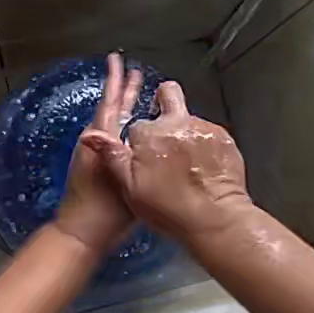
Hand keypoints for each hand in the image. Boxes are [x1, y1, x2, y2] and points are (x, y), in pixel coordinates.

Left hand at [51, 53, 144, 252]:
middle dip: (124, 88)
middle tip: (135, 71)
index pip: (111, 102)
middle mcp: (99, 142)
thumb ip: (117, 149)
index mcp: (102, 139)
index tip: (117, 59)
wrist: (83, 233)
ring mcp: (100, 154)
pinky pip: (118, 136)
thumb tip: (123, 126)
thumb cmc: (103, 208)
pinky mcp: (105, 166)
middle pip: (114, 108)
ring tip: (138, 92)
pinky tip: (138, 126)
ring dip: (127, 104)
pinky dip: (128, 124)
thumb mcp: (117, 175)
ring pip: (116, 122)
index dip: (115, 80)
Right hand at [80, 80, 254, 245]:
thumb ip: (113, 157)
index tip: (144, 155)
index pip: (139, 124)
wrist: (214, 219)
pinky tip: (202, 166)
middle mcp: (178, 122)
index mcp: (151, 133)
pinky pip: (209, 132)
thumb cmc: (170, 207)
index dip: (140, 140)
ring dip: (184, 131)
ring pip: (189, 119)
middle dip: (162, 102)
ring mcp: (203, 128)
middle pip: (168, 93)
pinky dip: (204, 143)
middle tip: (164, 133)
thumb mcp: (131, 188)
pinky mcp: (223, 137)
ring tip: (186, 163)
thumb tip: (91, 135)